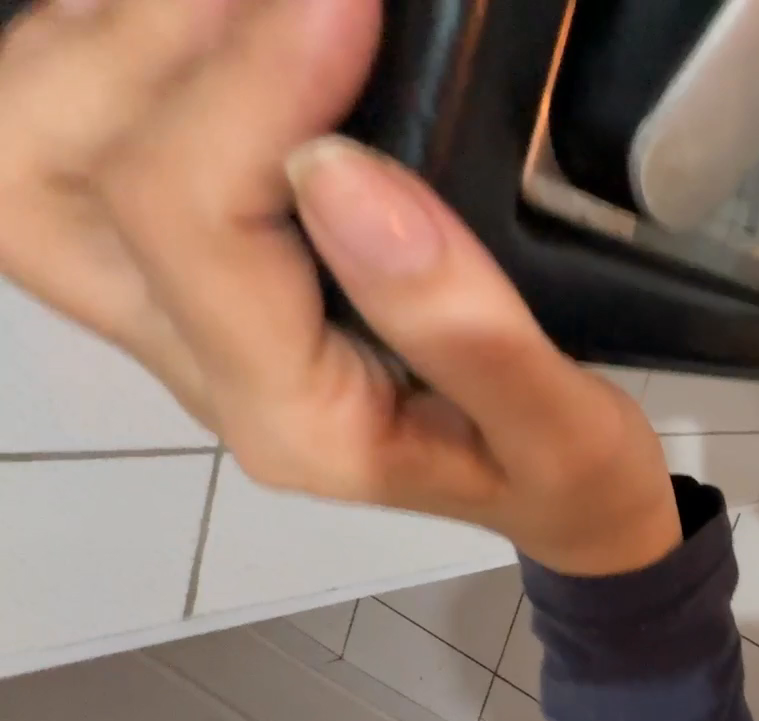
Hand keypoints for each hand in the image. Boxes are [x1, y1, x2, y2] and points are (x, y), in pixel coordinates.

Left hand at [0, 0, 680, 575]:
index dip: (250, 95)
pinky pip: (84, 173)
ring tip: (244, 9)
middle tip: (284, 2)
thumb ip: (472, 332)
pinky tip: (210, 46)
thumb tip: (349, 178)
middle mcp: (210, 380)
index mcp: (299, 420)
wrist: (572, 510)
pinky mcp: (214, 307)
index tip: (344, 8)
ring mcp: (195, 342)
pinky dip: (114, 79)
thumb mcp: (563, 426)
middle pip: (48, 187)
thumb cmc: (582, 478)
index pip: (198, 229)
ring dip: (103, 55)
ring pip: (30, 170)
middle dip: (140, 57)